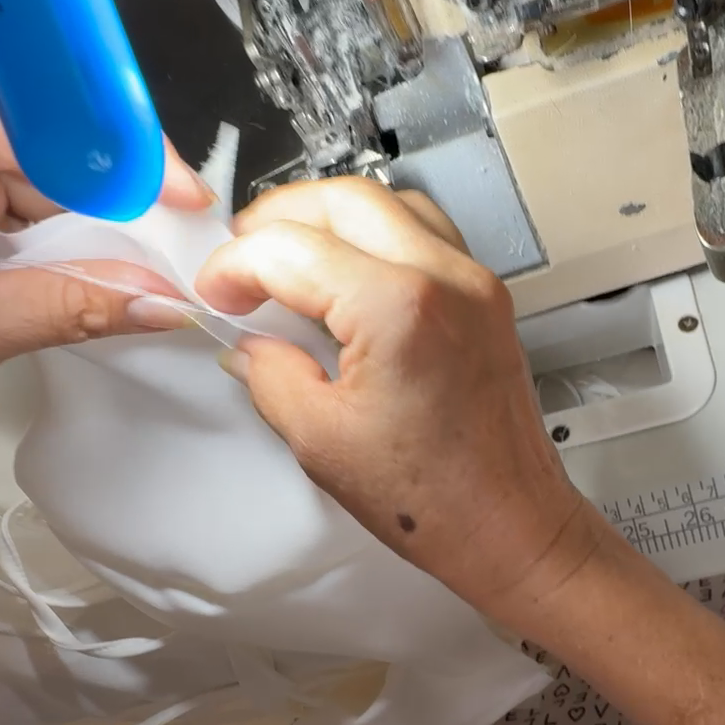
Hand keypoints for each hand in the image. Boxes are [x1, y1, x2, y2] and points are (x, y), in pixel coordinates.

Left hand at [0, 66, 212, 450]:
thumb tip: (168, 303)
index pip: (10, 112)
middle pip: (20, 127)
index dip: (107, 146)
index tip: (180, 196)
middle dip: (106, 176)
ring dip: (83, 204)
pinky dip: (48, 221)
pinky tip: (86, 254)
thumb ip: (70, 307)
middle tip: (177, 225)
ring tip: (144, 249)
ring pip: (15, 159)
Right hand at [196, 178, 614, 619]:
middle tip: (244, 264)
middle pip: (343, 199)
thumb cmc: (431, 501)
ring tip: (294, 261)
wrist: (510, 524)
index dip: (235, 266)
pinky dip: (382, 238)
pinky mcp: (491, 303)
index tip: (215, 295)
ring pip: (392, 205)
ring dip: (333, 220)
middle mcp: (446, 278)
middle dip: (279, 220)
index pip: (289, 248)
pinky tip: (353, 277)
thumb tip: (249, 341)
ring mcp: (478, 285)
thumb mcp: (321, 439)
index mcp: (397, 307)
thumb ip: (270, 372)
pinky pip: (429, 237)